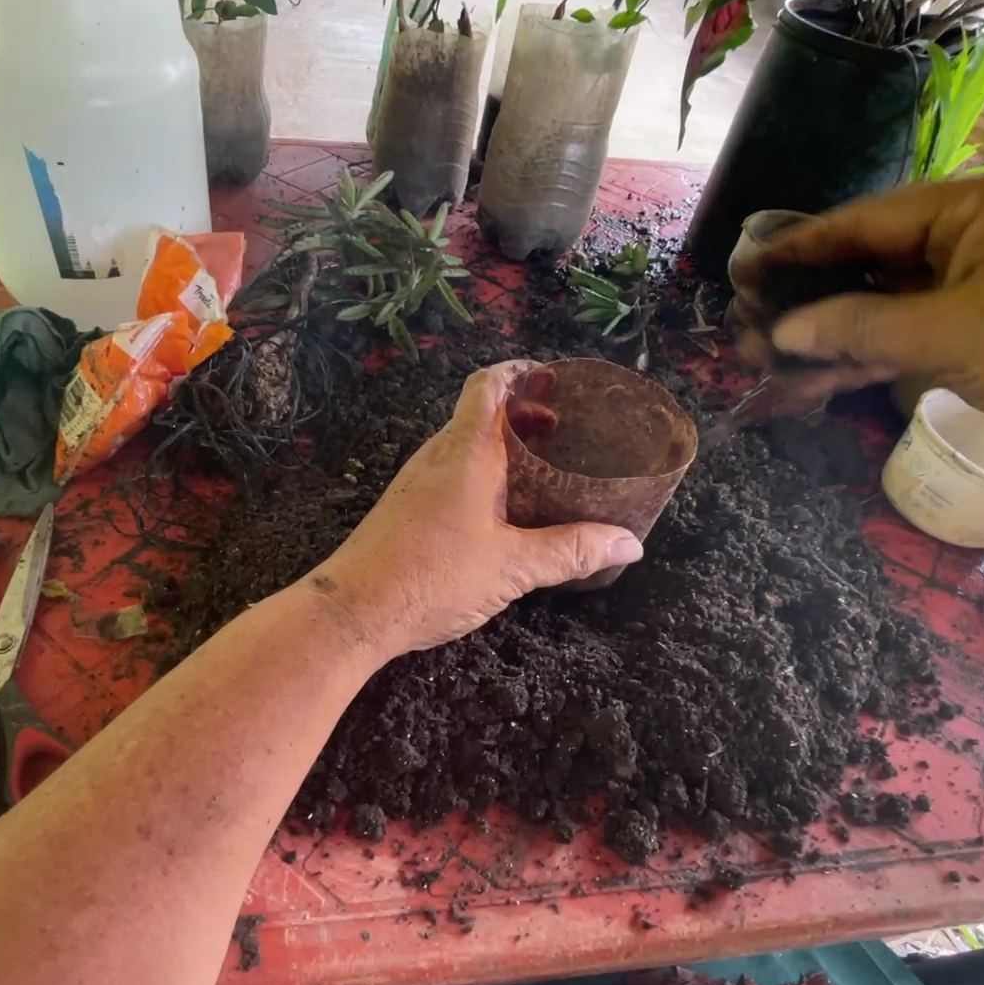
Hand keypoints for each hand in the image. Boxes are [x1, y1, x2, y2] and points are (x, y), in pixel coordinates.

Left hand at [306, 360, 643, 655]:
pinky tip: (501, 508)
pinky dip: (481, 473)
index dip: (520, 373)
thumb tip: (630, 544)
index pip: (487, 386)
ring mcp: (416, 480)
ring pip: (463, 445)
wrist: (353, 611)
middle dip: (521, 414)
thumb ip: (571, 551)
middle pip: (478, 413)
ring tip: (541, 468)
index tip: (555, 380)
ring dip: (500, 447)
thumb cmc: (432, 578)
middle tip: (563, 430)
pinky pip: (449, 472)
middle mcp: (437, 456)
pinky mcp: (405, 506)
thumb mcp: (512, 567)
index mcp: (465, 452)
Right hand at [735, 160, 983, 466]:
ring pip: (892, 301)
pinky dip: (872, 352)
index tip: (743, 268)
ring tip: (766, 358)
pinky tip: (817, 374)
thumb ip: (860, 329)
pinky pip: (918, 328)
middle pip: (876, 260)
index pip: (873, 219)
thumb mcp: (958, 335)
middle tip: (748, 322)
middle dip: (810, 299)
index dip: (801, 247)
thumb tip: (780, 333)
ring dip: (834, 333)